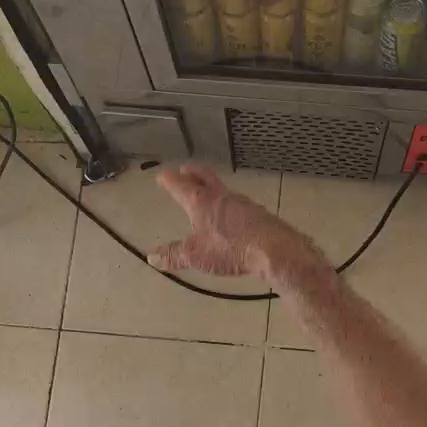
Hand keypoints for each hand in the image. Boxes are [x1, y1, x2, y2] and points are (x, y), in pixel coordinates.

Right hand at [149, 164, 326, 283]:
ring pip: (222, 189)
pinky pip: (237, 203)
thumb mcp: (196, 256)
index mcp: (202, 202)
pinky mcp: (258, 214)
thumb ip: (174, 255)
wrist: (274, 250)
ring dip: (211, 187)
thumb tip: (152, 256)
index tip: (162, 175)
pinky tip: (230, 214)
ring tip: (206, 193)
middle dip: (193, 172)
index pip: (180, 185)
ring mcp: (242, 203)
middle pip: (205, 176)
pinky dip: (228, 203)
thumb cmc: (230, 248)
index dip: (169, 180)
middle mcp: (221, 196)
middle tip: (185, 169)